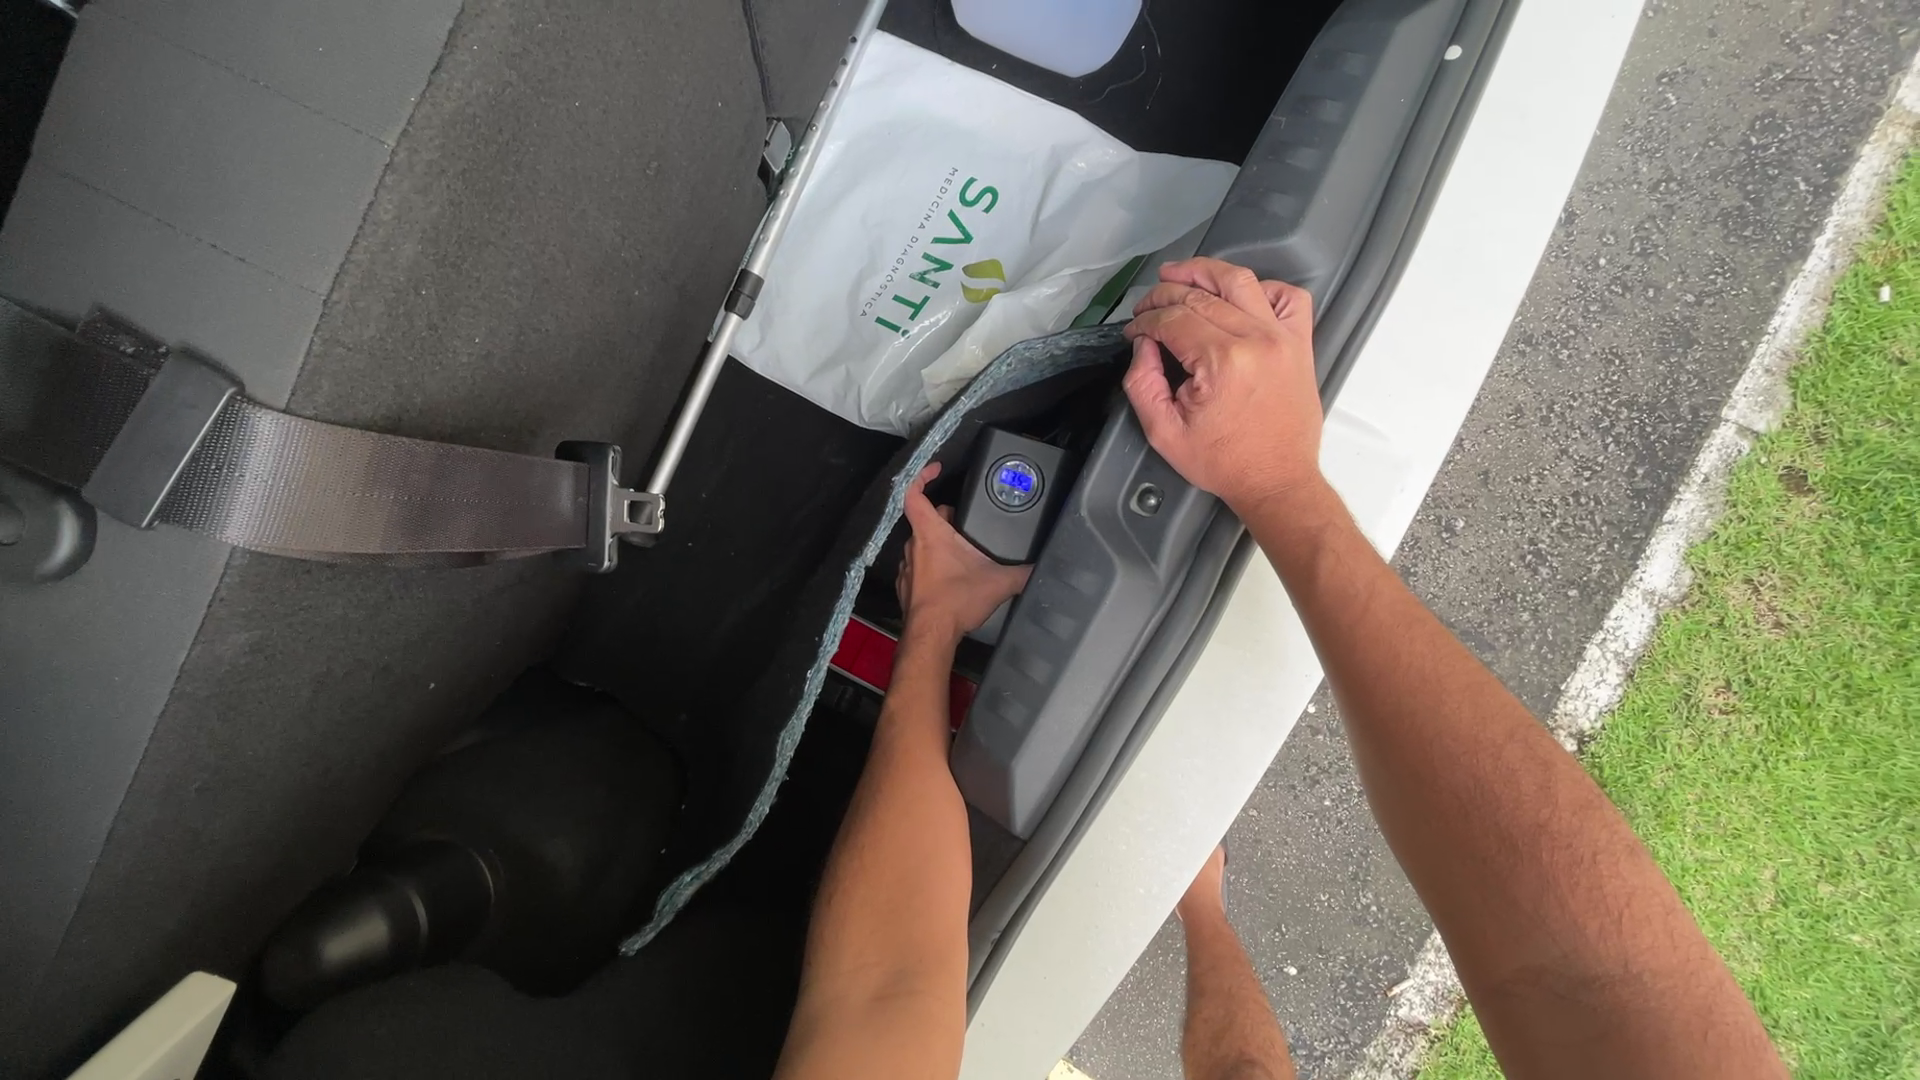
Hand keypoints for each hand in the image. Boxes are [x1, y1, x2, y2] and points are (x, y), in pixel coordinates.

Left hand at [896, 463, 1032, 643]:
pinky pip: (919, 568)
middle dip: (946, 518)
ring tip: (963, 553)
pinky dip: (933, 568)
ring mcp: (907, 568)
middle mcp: (914, 546)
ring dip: (939, 544)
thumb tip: (1042, 566)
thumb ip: (1024, 572)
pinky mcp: (907, 588)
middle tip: (966, 523)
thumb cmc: (956, 602)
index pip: (914, 494)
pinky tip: (952, 579)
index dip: (923, 476)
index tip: (937, 470)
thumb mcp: (999, 583)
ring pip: (922, 545)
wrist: (931, 636)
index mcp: (931, 534)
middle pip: (926, 520)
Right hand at [1122, 257, 1323, 513]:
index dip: (1145, 320)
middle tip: (1145, 307)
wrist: (1276, 479)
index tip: (1133, 330)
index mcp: (1221, 361)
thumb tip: (1143, 345)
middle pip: (1201, 296)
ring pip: (1240, 282)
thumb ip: (1142, 384)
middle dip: (1165, 295)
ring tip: (1178, 273)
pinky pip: (1287, 297)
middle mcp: (1255, 339)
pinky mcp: (1300, 343)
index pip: (1173, 319)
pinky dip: (1261, 288)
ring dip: (1205, 272)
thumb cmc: (1222, 462)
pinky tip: (1236, 296)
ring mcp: (1282, 337)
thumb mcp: (1164, 433)